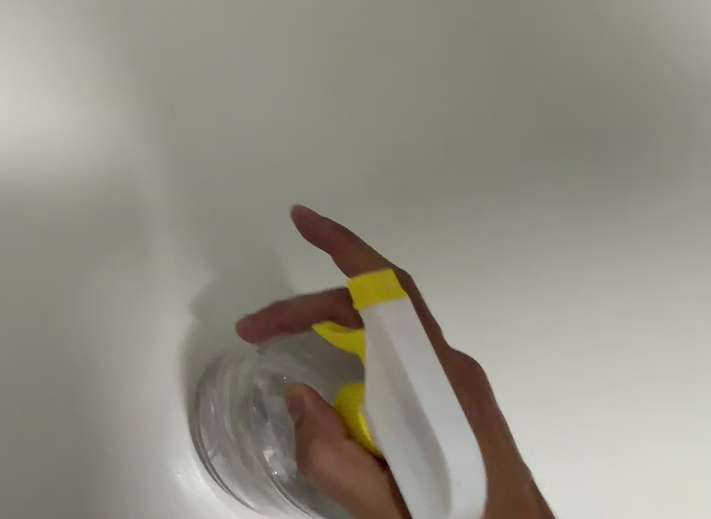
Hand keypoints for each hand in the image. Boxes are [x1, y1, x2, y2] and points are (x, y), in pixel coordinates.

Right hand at [234, 207, 551, 518]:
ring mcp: (455, 378)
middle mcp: (447, 365)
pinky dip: (352, 345)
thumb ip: (326, 453)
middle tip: (254, 329)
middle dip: (305, 308)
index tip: (302, 220)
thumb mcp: (379, 504)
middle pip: (368, 306)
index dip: (343, 245)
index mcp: (433, 380)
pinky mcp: (456, 395)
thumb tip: (298, 396)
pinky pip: (394, 350)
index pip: (386, 290)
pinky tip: (333, 376)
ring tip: (279, 342)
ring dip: (325, 325)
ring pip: (379, 328)